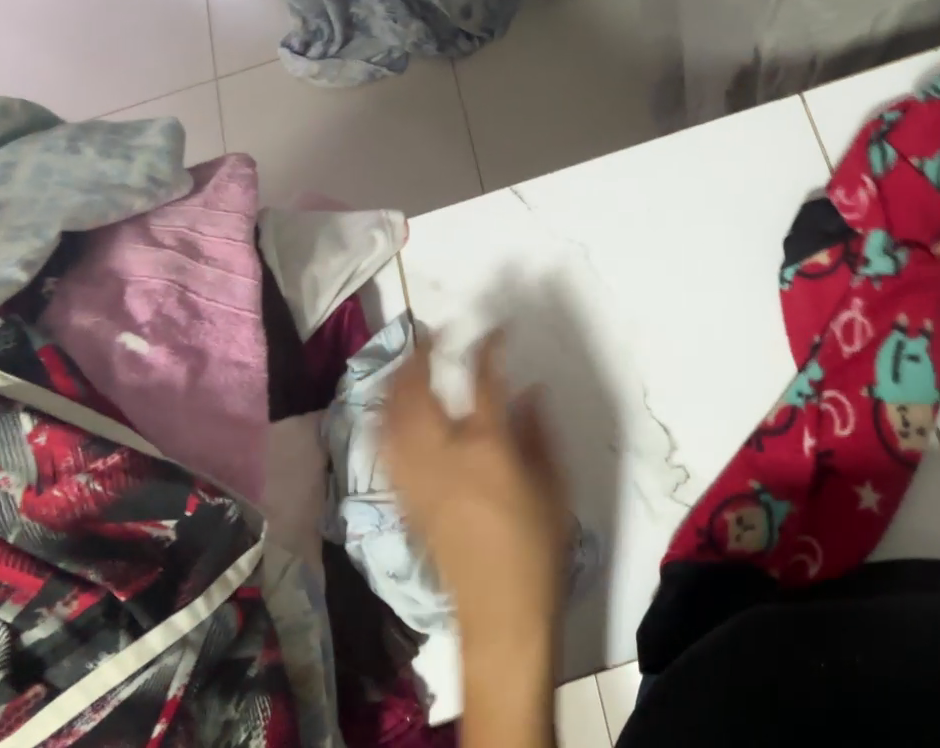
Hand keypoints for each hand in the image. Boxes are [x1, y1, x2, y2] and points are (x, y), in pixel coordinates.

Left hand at [384, 332, 570, 639]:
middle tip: (432, 336)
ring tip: (406, 366)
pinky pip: (385, 451)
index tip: (495, 328)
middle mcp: (443, 455)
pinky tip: (392, 416)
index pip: (483, 380)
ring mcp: (417, 479)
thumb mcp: (554, 483)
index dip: (488, 346)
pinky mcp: (405, 501)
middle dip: (420, 357)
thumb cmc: (538, 545)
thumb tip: (528, 391)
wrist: (500, 610)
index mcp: (487, 447)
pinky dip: (385, 423)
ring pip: (391, 420)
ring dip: (395, 385)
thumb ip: (538, 431)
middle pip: (417, 393)